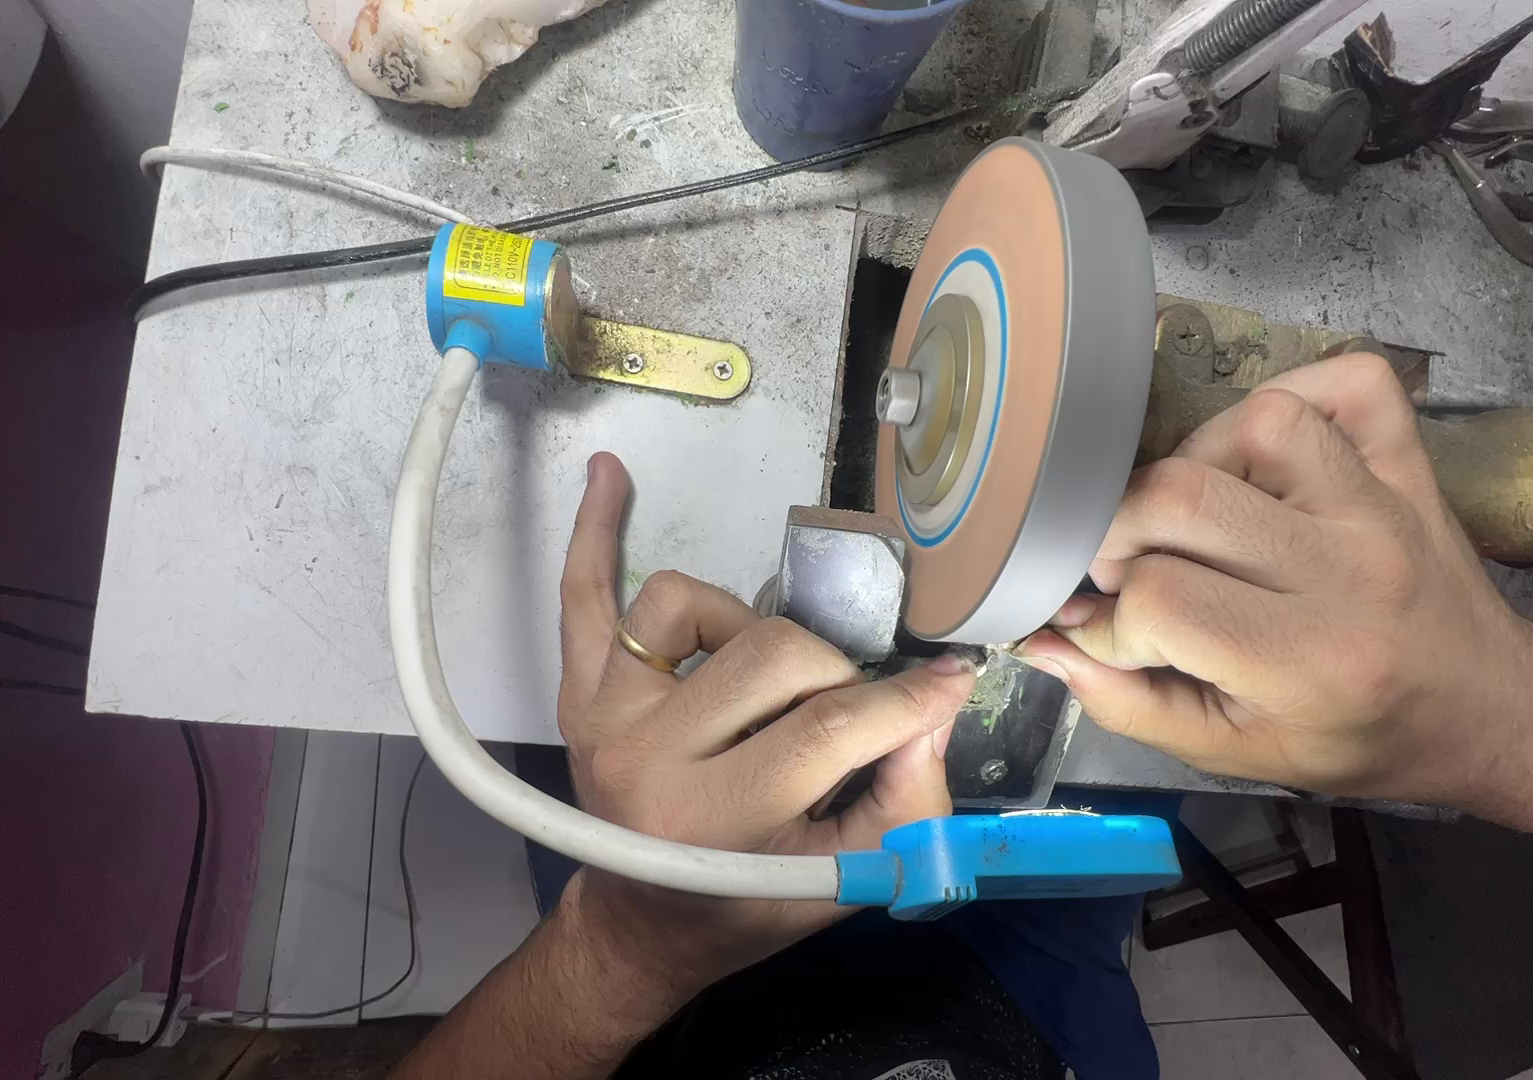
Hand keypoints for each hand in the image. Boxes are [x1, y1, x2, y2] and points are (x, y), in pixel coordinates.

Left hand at [551, 452, 974, 999]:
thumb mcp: (843, 881)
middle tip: (841, 708)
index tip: (951, 678)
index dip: (904, 701)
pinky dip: (596, 535)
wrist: (645, 923)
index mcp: (711, 823)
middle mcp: (644, 759)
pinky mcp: (581, 689)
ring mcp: (603, 713)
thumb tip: (938, 701)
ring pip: (691, 603)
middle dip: (833, 676)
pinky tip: (609, 475)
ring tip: (762, 678)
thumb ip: (907, 802)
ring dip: (750, 630)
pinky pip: (585, 594)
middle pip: (772, 653)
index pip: (827, 730)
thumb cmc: (746, 907)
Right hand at [1017, 354, 1532, 804]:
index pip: (1158, 598)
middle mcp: (1349, 568)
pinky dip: (1288, 399)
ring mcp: (1383, 503)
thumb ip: (1125, 702)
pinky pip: (1344, 384)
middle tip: (1135, 570)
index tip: (1116, 638)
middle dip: (1122, 533)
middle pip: (1182, 495)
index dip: (1110, 619)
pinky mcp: (1407, 462)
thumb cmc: (1353, 739)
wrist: (1492, 713)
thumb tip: (1043, 643)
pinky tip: (1258, 456)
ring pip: (1255, 423)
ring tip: (1196, 514)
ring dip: (1194, 462)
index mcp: (1307, 658)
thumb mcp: (1230, 752)